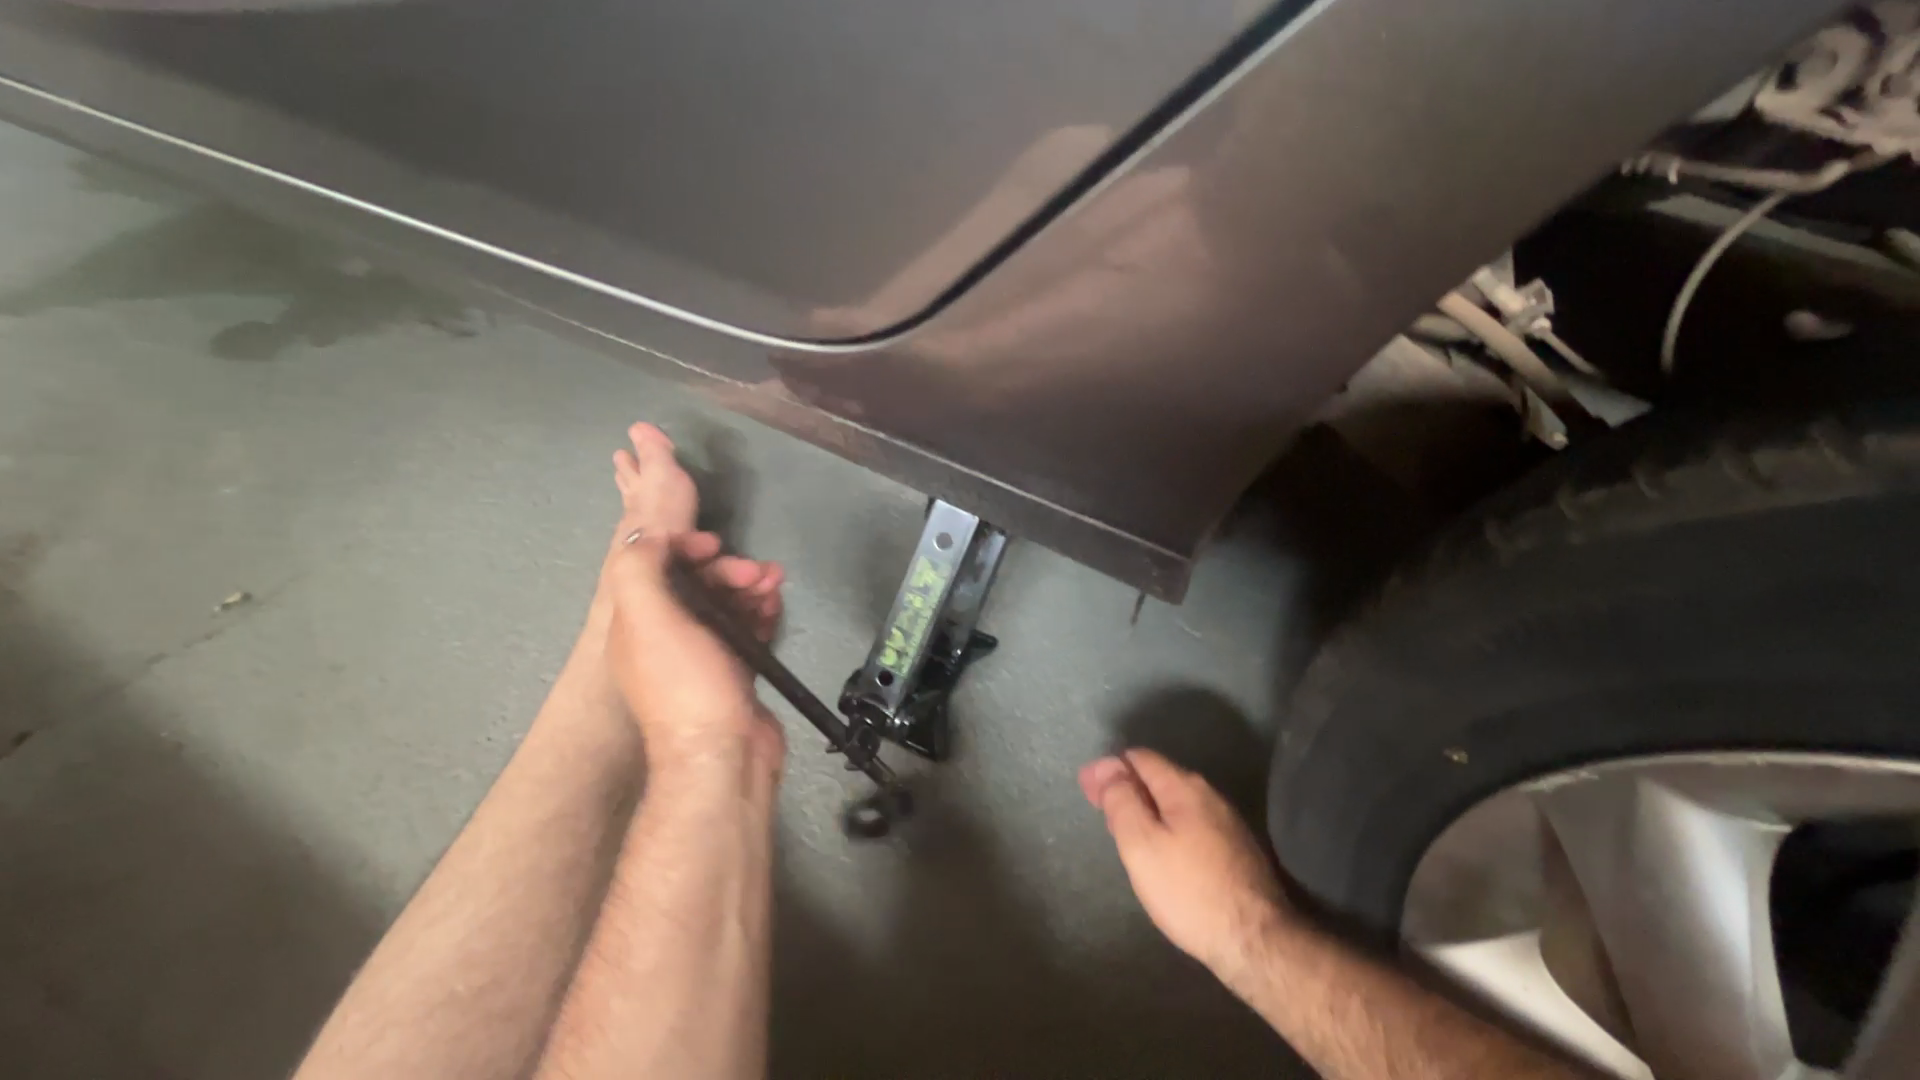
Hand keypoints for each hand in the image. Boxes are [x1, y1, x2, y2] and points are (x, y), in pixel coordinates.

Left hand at [599, 429, 785, 778]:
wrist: (724, 755)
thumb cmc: (686, 687)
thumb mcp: (648, 620)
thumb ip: (639, 569)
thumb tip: (649, 537)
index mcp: (638, 622)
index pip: (656, 565)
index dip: (684, 547)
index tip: (715, 546)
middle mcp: (666, 635)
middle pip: (698, 583)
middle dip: (730, 569)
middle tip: (758, 573)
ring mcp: (703, 655)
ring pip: (727, 603)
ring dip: (752, 586)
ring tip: (775, 585)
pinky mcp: (735, 669)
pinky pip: (748, 628)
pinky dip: (762, 612)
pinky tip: (775, 608)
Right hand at [1080, 749, 1291, 974]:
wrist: (1256, 941)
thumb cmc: (1189, 891)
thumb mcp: (1141, 844)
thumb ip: (1122, 801)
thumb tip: (1110, 767)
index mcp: (1185, 788)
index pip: (1139, 758)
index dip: (1109, 768)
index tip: (1086, 788)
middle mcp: (1210, 796)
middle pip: (1159, 778)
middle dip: (1126, 786)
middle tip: (1098, 807)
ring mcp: (1227, 823)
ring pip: (1175, 803)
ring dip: (1146, 807)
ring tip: (1122, 826)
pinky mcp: (1236, 850)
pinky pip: (1191, 824)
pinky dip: (1166, 825)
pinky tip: (1158, 848)